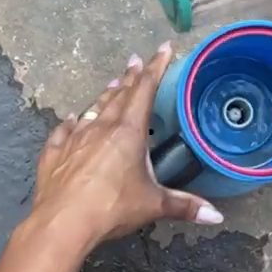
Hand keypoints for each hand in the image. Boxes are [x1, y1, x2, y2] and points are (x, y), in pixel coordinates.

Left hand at [26, 43, 224, 247]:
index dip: (156, 68)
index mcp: (128, 133)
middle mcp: (100, 128)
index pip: (144, 91)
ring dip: (105, 96)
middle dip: (130, 77)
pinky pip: (64, 131)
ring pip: (92, 109)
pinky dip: (71, 122)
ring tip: (112, 85)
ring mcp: (74, 138)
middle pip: (118, 95)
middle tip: (136, 60)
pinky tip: (71, 119)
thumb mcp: (153, 205)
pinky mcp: (54, 153)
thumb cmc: (111, 208)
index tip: (163, 49)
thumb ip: (184, 206)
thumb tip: (216, 217)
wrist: (62, 222)